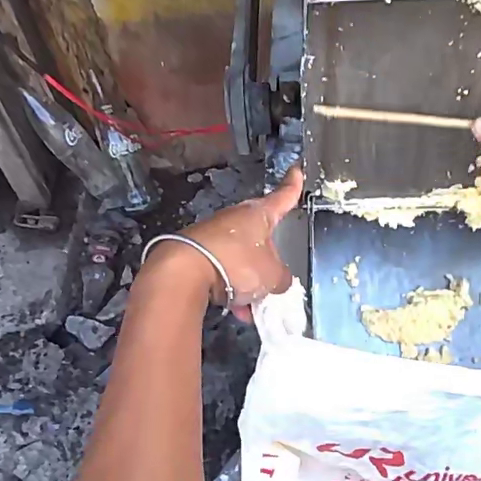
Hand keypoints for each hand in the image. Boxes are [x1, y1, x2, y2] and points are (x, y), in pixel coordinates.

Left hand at [150, 167, 302, 318]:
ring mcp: (213, 235)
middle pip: (259, 237)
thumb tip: (278, 281)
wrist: (184, 271)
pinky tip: (234, 310)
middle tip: (273, 280)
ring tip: (251, 307)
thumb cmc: (236, 264)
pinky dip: (230, 290)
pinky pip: (222, 272)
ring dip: (247, 283)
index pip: (282, 197)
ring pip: (240, 261)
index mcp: (259, 215)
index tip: (296, 170)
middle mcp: (235, 219)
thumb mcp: (272, 277)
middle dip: (267, 260)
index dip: (292, 186)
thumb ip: (281, 278)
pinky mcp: (196, 254)